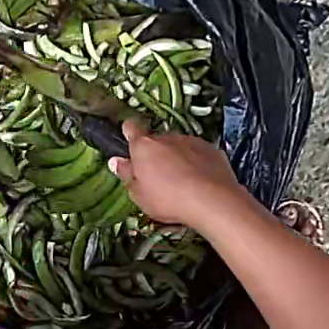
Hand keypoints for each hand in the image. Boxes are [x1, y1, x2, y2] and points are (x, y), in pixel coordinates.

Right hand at [106, 118, 253, 229]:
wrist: (212, 201)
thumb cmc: (167, 199)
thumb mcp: (139, 195)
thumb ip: (127, 175)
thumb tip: (116, 161)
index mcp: (144, 146)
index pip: (131, 128)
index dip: (130, 133)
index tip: (130, 143)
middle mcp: (167, 137)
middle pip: (157, 141)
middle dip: (156, 155)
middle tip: (157, 179)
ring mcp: (192, 141)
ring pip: (179, 147)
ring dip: (177, 159)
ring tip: (181, 184)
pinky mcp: (212, 149)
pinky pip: (198, 154)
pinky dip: (196, 163)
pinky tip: (199, 182)